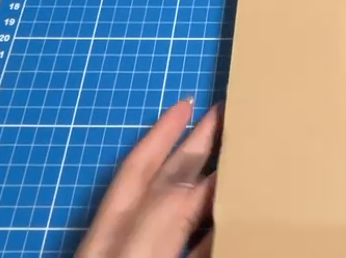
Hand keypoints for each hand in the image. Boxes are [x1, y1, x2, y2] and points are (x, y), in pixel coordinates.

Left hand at [77, 99, 221, 257]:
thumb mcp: (131, 253)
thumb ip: (159, 214)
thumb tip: (196, 175)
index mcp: (108, 230)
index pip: (140, 170)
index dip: (163, 134)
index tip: (188, 103)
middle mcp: (125, 241)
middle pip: (164, 184)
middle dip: (193, 146)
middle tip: (222, 113)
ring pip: (182, 217)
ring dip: (210, 188)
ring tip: (238, 160)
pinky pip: (194, 250)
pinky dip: (213, 230)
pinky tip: (233, 217)